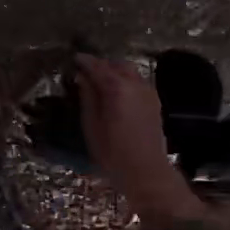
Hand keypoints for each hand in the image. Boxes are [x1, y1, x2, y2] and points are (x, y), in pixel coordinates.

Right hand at [73, 54, 204, 227]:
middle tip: (86, 70)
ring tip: (100, 80)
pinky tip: (116, 91)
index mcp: (117, 88)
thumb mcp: (92, 125)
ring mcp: (148, 92)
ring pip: (130, 71)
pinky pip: (137, 81)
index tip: (74, 59)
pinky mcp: (154, 102)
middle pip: (116, 64)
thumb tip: (83, 78)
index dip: (85, 61)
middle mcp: (135, 84)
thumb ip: (88, 98)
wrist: (146, 171)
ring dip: (114, 70)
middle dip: (101, 64)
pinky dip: (125, 79)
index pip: (98, 67)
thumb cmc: (112, 152)